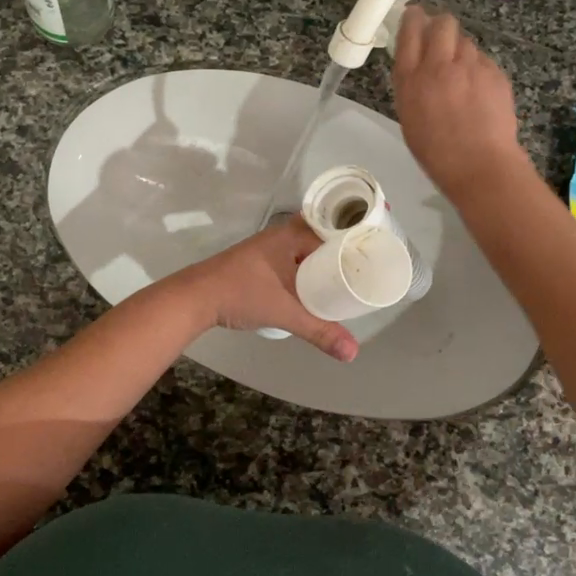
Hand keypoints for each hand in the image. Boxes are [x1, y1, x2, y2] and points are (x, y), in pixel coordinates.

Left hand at [174, 220, 358, 361]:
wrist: (194, 298)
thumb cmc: (240, 294)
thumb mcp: (285, 312)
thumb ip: (319, 331)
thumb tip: (352, 352)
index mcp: (290, 235)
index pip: (332, 223)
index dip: (357, 227)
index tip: (381, 234)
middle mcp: (280, 235)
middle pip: (321, 235)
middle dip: (344, 246)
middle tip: (372, 259)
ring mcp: (267, 249)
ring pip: (306, 249)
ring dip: (325, 258)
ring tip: (352, 274)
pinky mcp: (259, 264)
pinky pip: (294, 259)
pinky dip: (308, 268)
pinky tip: (317, 285)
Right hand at [391, 6, 527, 200]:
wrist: (480, 165)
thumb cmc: (437, 151)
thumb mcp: (409, 116)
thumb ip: (411, 84)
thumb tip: (417, 64)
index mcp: (412, 79)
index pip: (410, 30)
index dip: (412, 18)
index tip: (414, 15)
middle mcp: (440, 65)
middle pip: (443, 23)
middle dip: (440, 25)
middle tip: (440, 39)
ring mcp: (471, 67)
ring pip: (465, 41)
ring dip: (460, 50)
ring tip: (461, 74)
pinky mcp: (495, 74)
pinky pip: (483, 60)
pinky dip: (478, 69)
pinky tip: (478, 91)